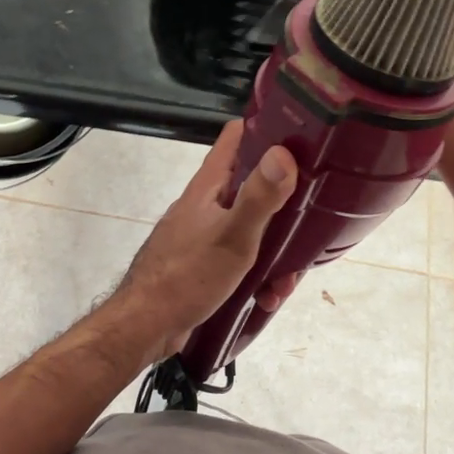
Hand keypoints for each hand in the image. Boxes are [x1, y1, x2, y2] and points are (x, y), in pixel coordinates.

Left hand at [100, 120, 300, 363]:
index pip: (237, 137)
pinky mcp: (203, 263)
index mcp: (209, 186)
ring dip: (274, 251)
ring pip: (250, 227)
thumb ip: (260, 197)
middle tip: (308, 223)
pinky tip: (265, 297)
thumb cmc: (188, 275)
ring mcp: (203, 233)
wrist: (145, 325)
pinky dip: (257, 276)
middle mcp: (206, 203)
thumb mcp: (233, 236)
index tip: (303, 137)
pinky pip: (240, 258)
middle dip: (283, 205)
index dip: (267, 128)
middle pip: (252, 185)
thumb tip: (284, 152)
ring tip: (284, 281)